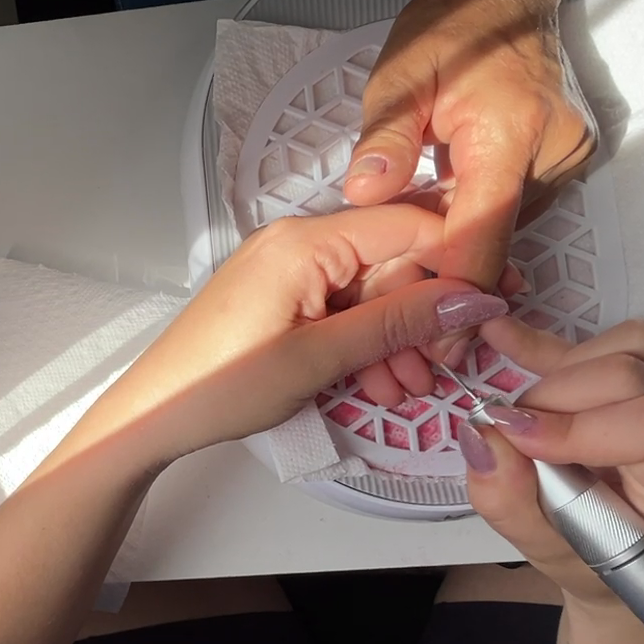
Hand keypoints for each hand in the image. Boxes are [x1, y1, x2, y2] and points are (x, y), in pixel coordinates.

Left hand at [77, 206, 509, 467]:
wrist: (152, 415)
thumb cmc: (220, 387)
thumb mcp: (318, 358)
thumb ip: (397, 323)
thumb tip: (475, 297)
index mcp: (304, 241)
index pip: (409, 227)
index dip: (458, 267)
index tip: (491, 311)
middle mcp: (294, 243)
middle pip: (389, 263)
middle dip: (421, 318)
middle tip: (445, 370)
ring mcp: (283, 271)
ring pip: (364, 294)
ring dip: (392, 340)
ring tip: (407, 389)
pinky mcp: (275, 299)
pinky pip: (334, 309)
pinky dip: (358, 343)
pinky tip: (375, 383)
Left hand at [344, 0, 594, 361]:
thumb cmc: (444, 35)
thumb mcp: (399, 80)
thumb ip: (385, 140)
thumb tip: (364, 192)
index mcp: (508, 134)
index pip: (481, 231)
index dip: (453, 292)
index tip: (435, 344)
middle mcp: (549, 154)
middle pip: (491, 241)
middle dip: (446, 283)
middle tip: (407, 330)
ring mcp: (560, 162)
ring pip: (499, 233)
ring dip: (457, 259)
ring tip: (412, 293)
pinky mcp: (556, 167)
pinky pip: (507, 216)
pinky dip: (472, 233)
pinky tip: (437, 245)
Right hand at [458, 318, 643, 608]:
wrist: (613, 560)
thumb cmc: (587, 562)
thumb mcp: (539, 550)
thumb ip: (508, 500)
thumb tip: (482, 435)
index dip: (575, 425)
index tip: (515, 439)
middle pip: (637, 375)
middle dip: (554, 396)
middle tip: (510, 430)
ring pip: (634, 347)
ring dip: (561, 371)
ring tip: (525, 410)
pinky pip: (610, 343)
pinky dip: (550, 344)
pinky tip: (502, 337)